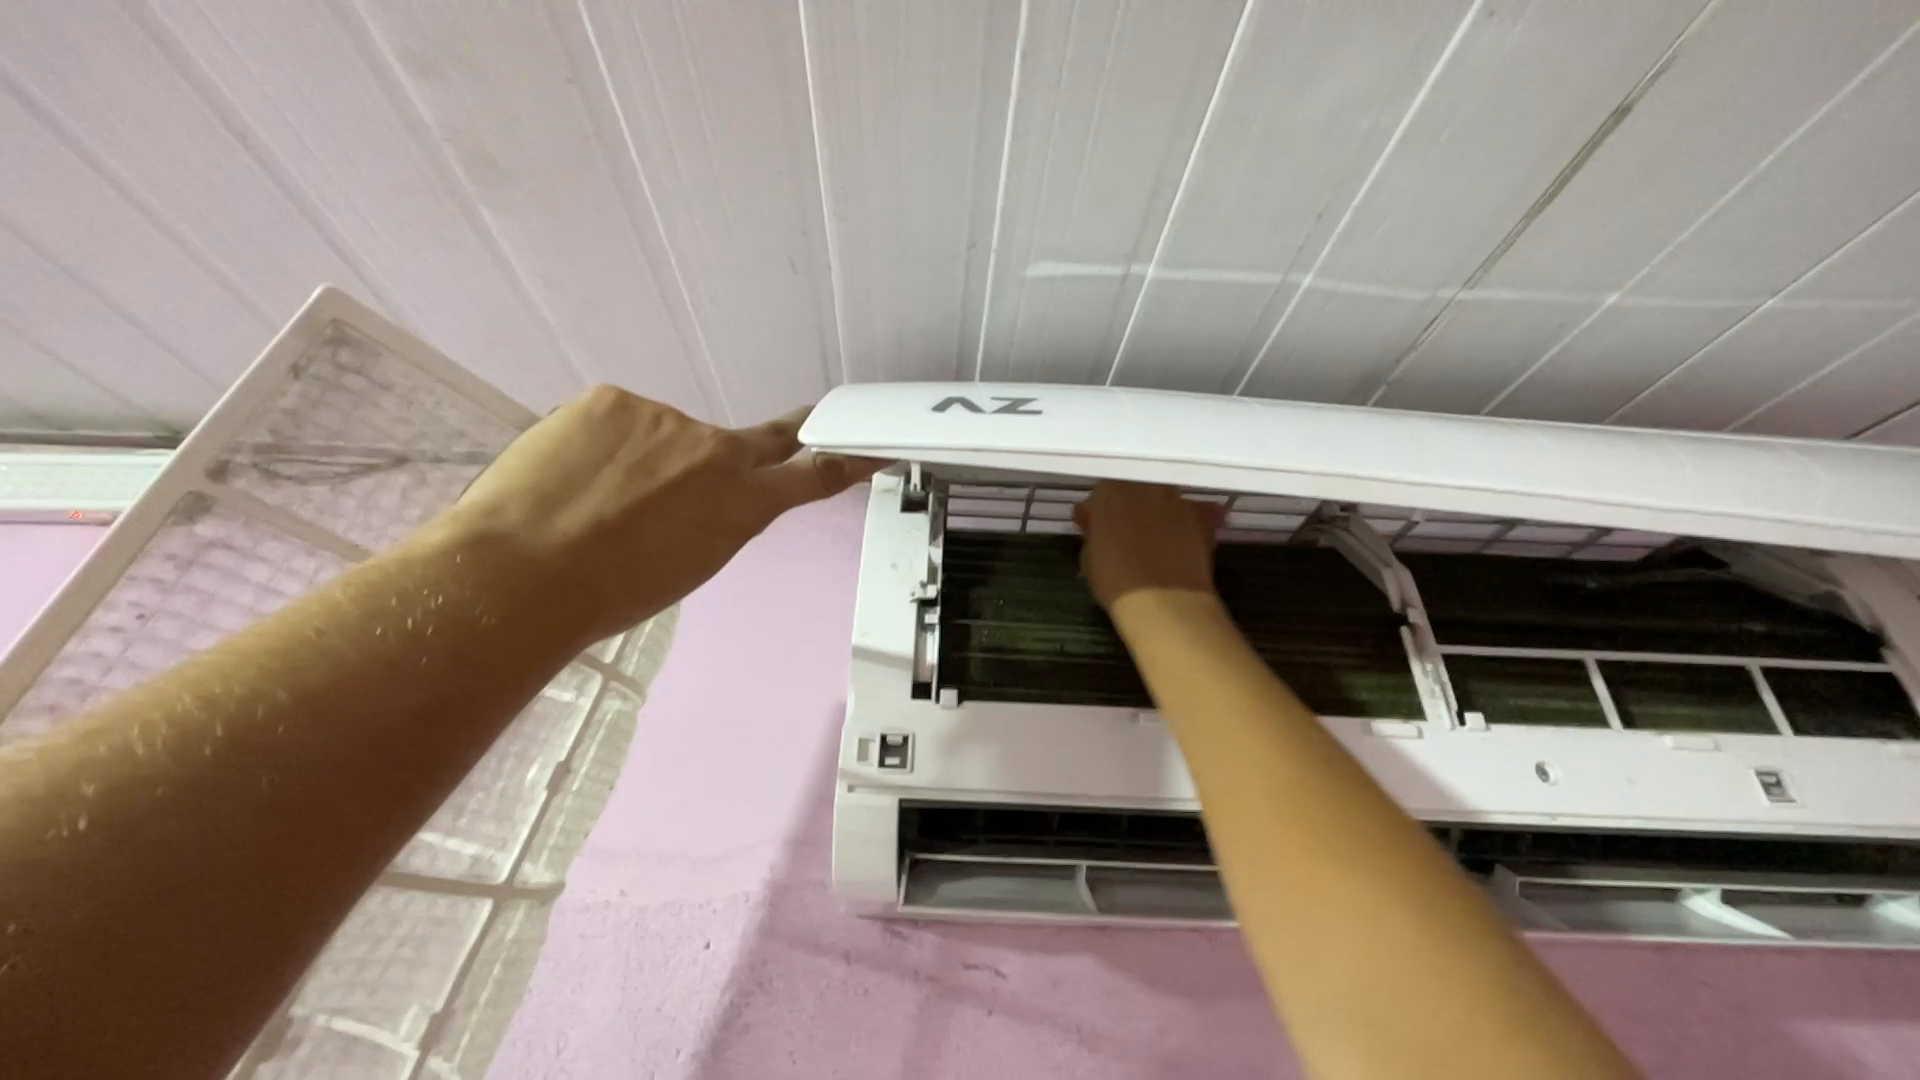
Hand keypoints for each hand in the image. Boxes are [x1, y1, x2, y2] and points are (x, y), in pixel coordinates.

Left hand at [428, 386, 881, 641]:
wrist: (522, 574)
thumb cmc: (610, 594)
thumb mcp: (689, 566)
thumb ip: (715, 521)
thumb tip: (701, 496)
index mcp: (741, 505)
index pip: (809, 476)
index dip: (846, 460)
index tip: (874, 445)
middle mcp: (716, 453)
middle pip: (762, 437)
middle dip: (782, 435)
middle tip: (808, 418)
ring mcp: (664, 418)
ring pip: (663, 437)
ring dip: (644, 459)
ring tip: (597, 498)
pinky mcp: (612, 398)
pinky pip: (618, 421)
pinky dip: (601, 445)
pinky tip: (573, 475)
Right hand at [1073, 481, 1225, 611]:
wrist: (1163, 602)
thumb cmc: (1115, 581)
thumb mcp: (1089, 557)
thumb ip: (1094, 534)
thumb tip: (1098, 527)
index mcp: (1109, 493)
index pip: (1100, 494)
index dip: (1098, 514)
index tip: (1095, 530)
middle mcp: (1144, 488)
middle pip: (1134, 492)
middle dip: (1130, 509)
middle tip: (1126, 535)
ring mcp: (1176, 500)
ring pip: (1163, 502)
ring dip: (1158, 515)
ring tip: (1156, 543)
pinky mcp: (1201, 518)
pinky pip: (1193, 515)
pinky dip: (1188, 525)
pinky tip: (1183, 543)